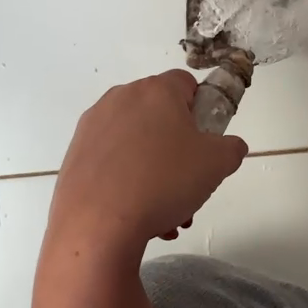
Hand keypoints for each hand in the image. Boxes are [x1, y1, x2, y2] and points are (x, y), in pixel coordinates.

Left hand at [46, 71, 248, 251]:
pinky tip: (139, 216)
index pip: (187, 84)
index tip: (204, 143)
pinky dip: (128, 183)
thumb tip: (228, 147)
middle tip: (189, 184)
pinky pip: (113, 163)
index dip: (201, 111)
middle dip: (179, 150)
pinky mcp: (75, 154)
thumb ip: (232, 148)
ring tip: (166, 213)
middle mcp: (120, 98)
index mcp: (155, 91)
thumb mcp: (217, 164)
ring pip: (137, 144)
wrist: (96, 224)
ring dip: (156, 173)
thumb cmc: (163, 182)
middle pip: (160, 117)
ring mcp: (93, 126)